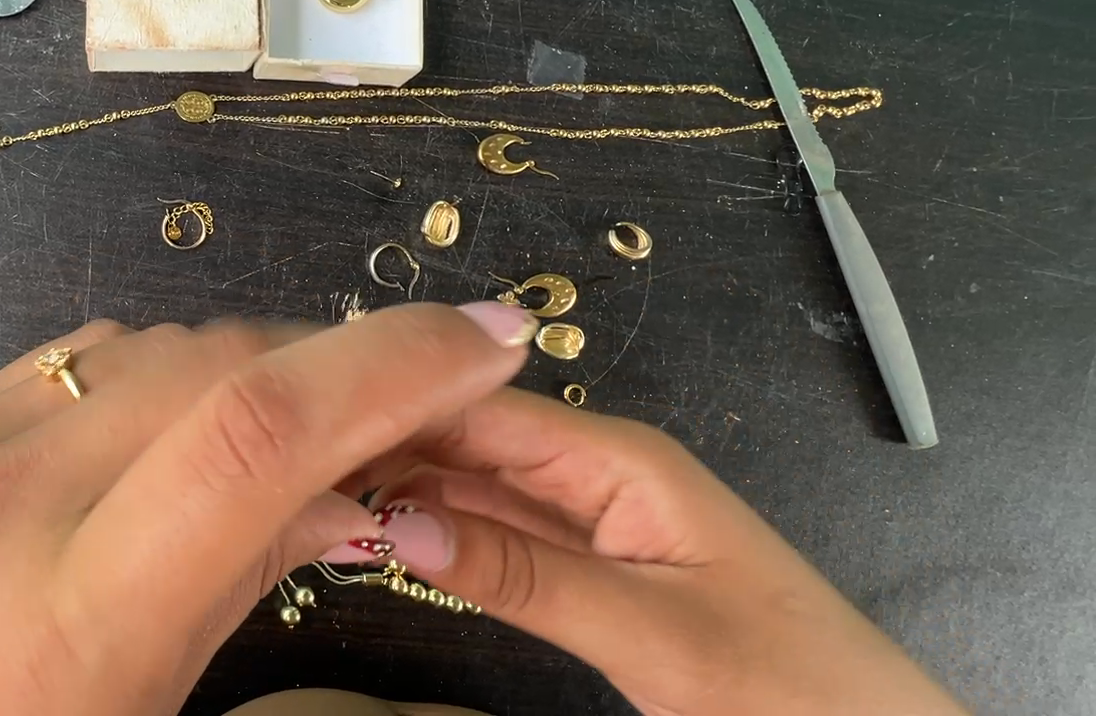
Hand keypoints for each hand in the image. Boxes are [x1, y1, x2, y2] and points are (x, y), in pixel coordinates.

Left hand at [0, 303, 535, 715]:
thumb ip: (255, 591)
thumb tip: (346, 489)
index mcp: (69, 608)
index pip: (257, 434)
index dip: (391, 365)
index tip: (487, 336)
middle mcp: (5, 489)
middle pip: (217, 366)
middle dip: (336, 362)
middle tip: (407, 400)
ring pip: (157, 348)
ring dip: (255, 366)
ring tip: (302, 422)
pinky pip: (86, 359)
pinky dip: (167, 369)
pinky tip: (191, 413)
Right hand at [360, 389, 967, 715]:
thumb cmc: (793, 688)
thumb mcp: (656, 635)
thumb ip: (521, 575)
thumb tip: (395, 526)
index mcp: (613, 454)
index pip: (480, 410)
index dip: (396, 408)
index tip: (315, 422)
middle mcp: (585, 465)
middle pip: (465, 437)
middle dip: (387, 441)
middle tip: (302, 459)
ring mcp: (576, 508)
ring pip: (468, 479)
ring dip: (401, 483)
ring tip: (319, 485)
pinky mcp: (573, 550)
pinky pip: (487, 523)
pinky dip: (434, 526)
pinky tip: (379, 526)